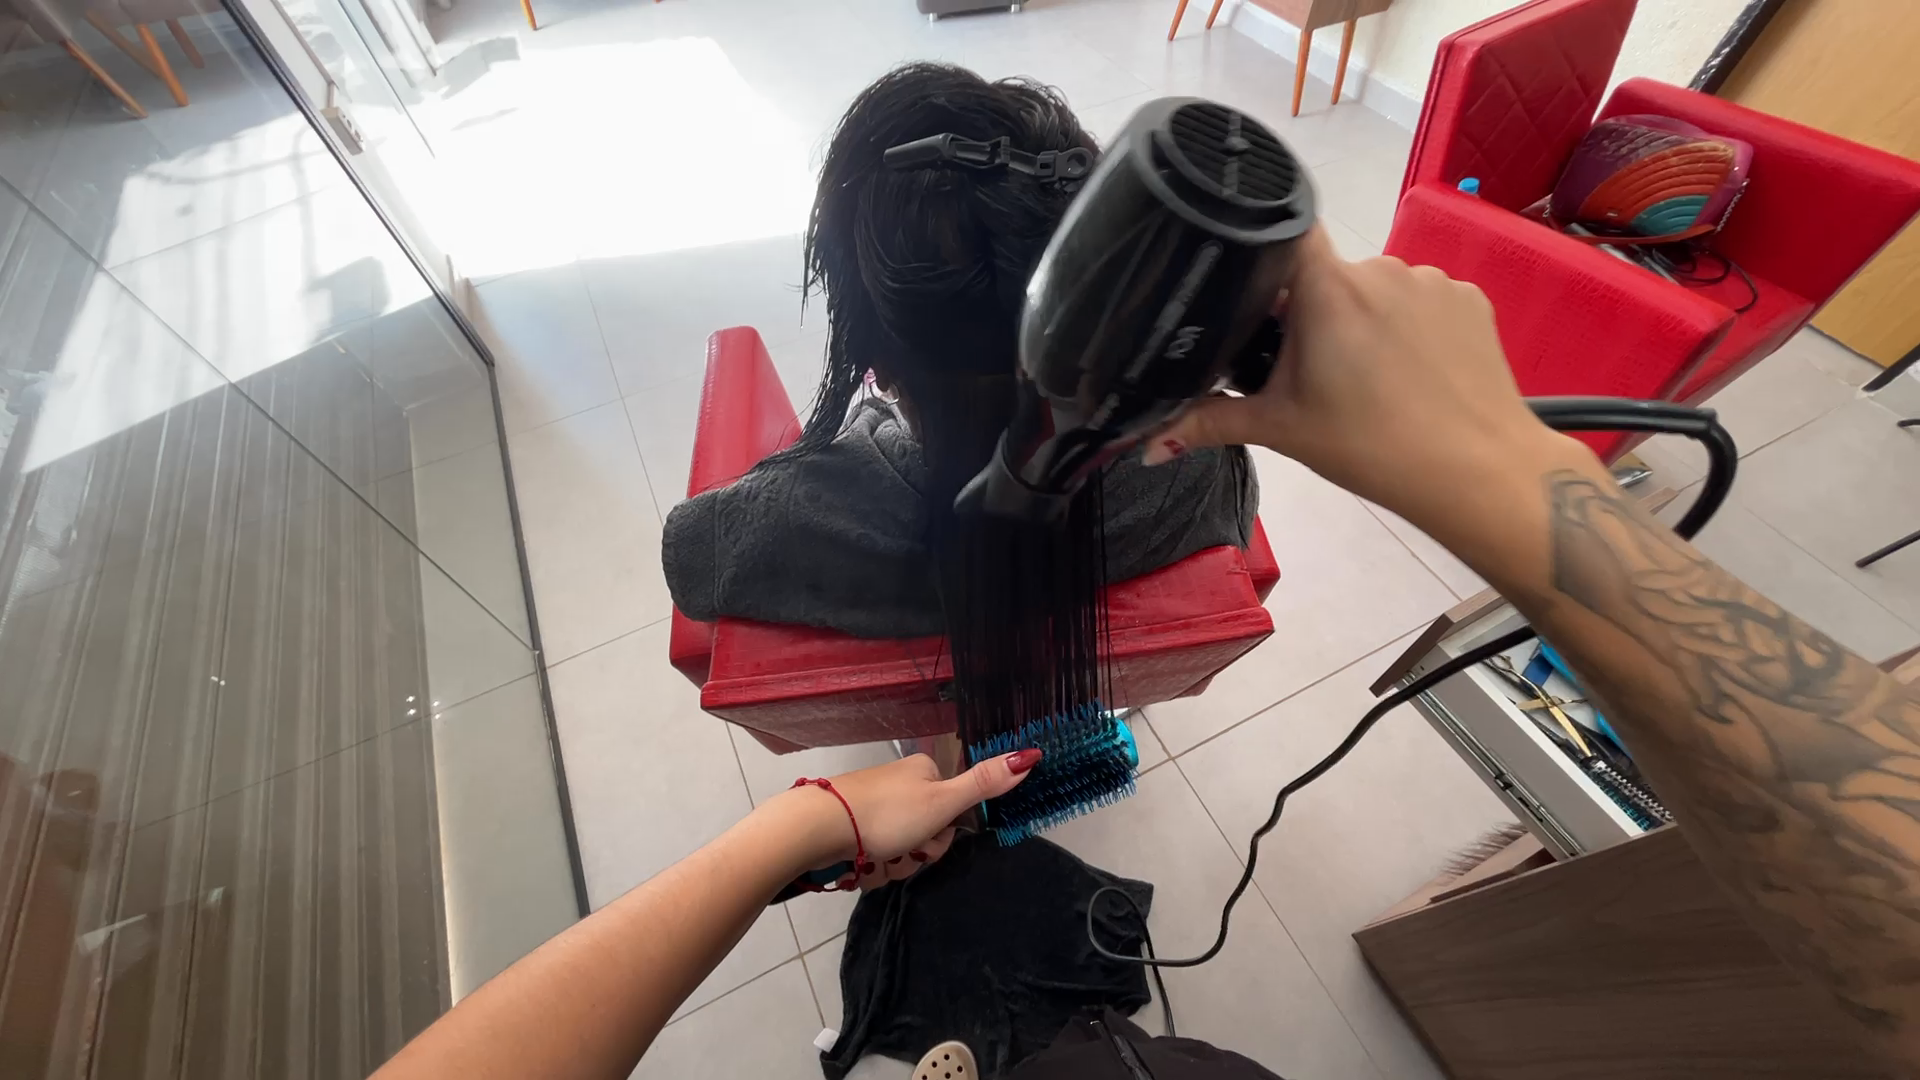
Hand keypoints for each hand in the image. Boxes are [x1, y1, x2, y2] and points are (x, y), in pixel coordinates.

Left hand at [770, 750, 1039, 888]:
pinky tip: (860, 866)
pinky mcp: (851, 827)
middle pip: (926, 834)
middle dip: (916, 854)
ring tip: (876, 862)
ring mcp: (874, 806)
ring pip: (901, 850)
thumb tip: (1032, 755)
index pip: (952, 812)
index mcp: (923, 772)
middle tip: (901, 853)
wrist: (818, 827)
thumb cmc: (886, 814)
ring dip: (894, 865)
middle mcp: (901, 784)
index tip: (928, 839)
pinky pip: (876, 856)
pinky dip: (872, 867)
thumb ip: (985, 784)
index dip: (943, 835)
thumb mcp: (942, 802)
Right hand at [1142, 227, 1589, 534]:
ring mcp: (1432, 280)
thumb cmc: (1367, 444)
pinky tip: (1402, 371)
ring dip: (1354, 318)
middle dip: (1306, 311)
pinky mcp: (1469, 299)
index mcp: (1327, 289)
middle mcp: (1381, 268)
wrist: (1474, 471)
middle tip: (1300, 369)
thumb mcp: (1278, 429)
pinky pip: (1416, 299)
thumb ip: (1208, 424)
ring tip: (1357, 376)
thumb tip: (1147, 446)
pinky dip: (1401, 325)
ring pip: (1371, 288)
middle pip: (1324, 273)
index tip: (1249, 287)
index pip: (1286, 230)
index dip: (1261, 248)